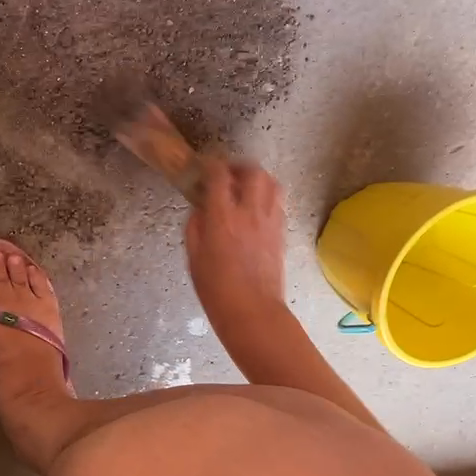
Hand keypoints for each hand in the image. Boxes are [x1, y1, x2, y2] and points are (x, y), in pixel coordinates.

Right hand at [186, 159, 287, 316]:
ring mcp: (270, 221)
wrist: (252, 310)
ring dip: (258, 178)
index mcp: (223, 218)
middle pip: (252, 171)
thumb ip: (196, 227)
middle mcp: (250, 213)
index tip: (205, 166)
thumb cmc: (217, 290)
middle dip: (239, 166)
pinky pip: (278, 202)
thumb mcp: (194, 258)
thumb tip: (201, 210)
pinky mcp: (281, 232)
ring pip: (272, 183)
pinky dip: (267, 196)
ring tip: (245, 186)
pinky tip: (256, 208)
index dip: (211, 165)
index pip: (219, 175)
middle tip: (227, 172)